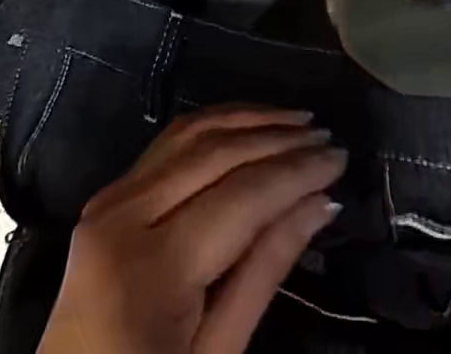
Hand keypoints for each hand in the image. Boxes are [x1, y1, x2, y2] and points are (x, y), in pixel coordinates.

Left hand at [38, 104, 346, 353]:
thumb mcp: (217, 352)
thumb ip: (267, 268)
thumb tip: (323, 201)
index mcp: (149, 270)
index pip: (244, 196)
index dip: (298, 171)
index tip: (341, 157)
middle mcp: (123, 217)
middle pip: (218, 154)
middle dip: (280, 139)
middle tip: (327, 136)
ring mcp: (110, 199)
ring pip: (193, 132)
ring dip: (250, 119)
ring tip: (299, 119)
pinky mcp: (108, 195)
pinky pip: (170, 143)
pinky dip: (216, 124)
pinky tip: (249, 122)